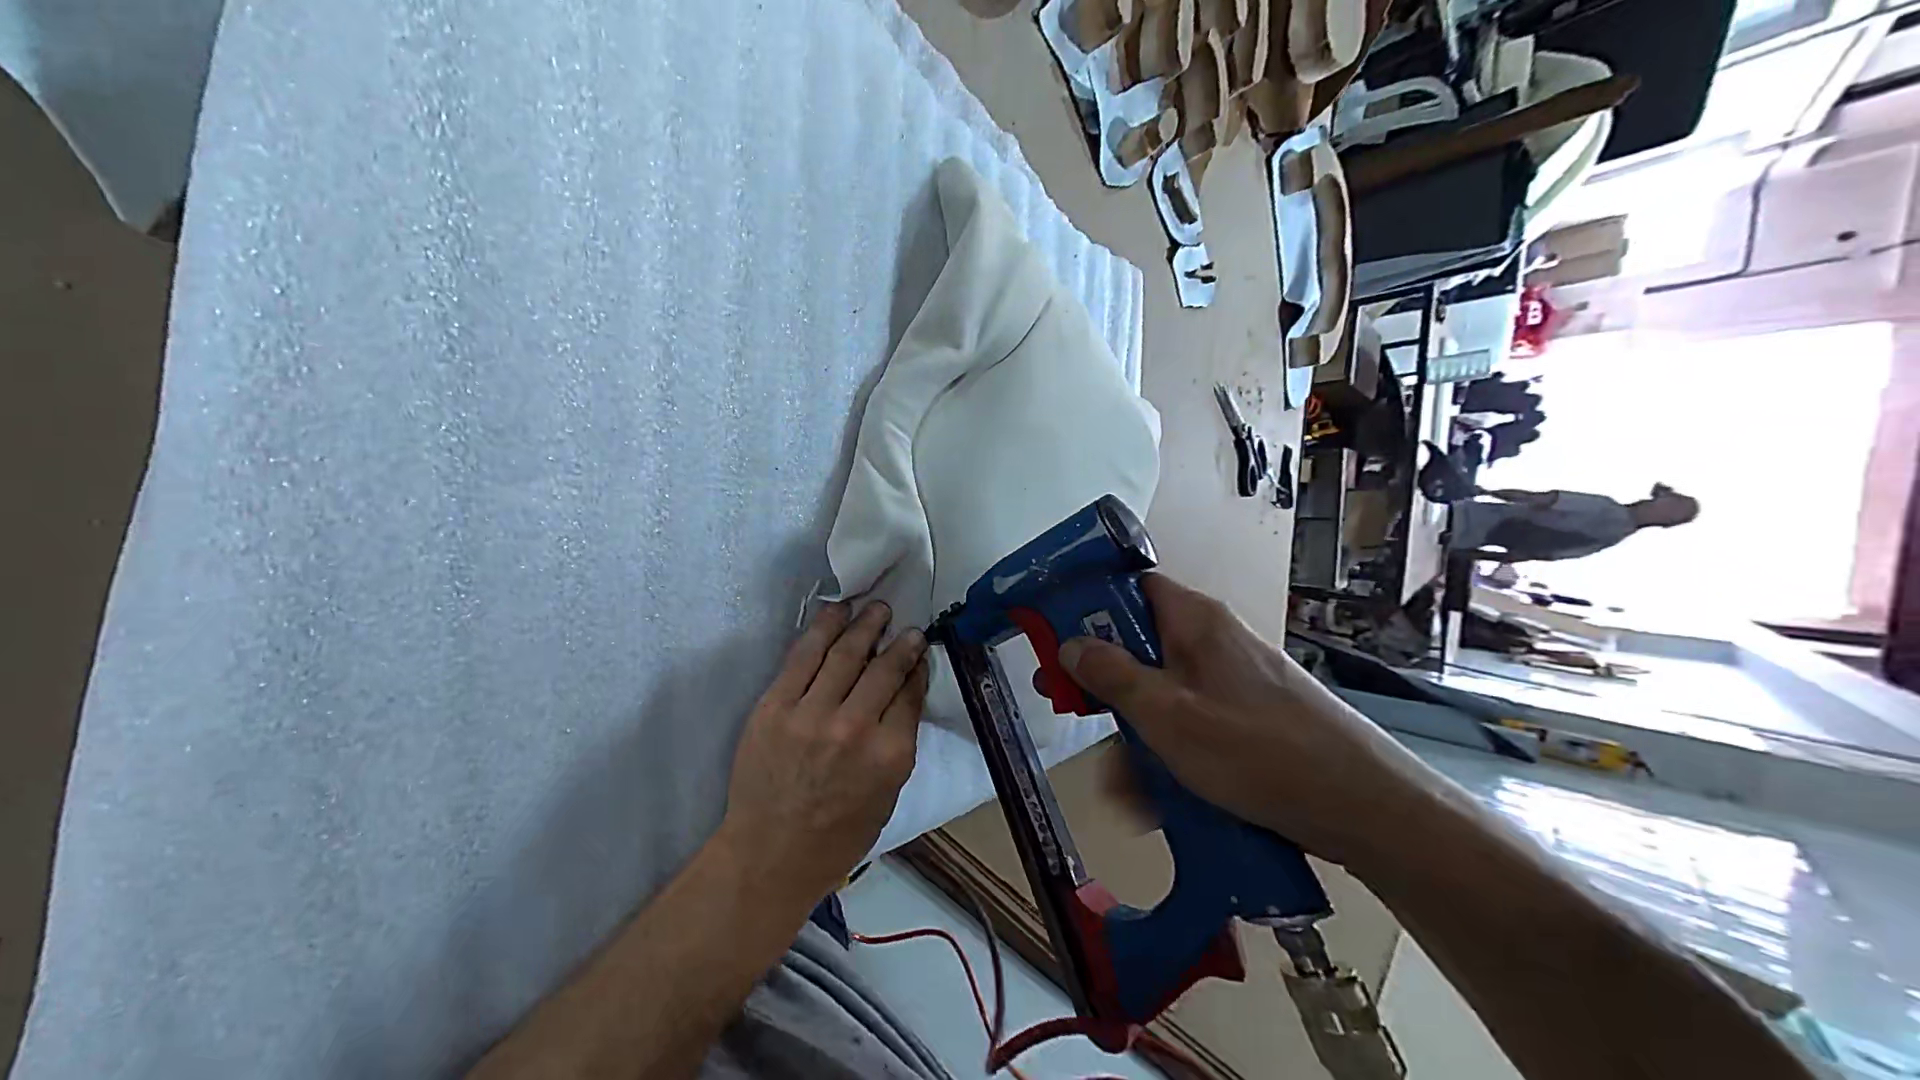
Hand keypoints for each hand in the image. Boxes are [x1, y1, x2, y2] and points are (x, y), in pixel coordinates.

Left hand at [719, 601, 929, 903]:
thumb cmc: (837, 835)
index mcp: (889, 755)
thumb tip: (905, 693)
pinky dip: (823, 628)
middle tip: (906, 626)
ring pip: (845, 653)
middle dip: (900, 642)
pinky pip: (803, 656)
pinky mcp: (775, 706)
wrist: (769, 855)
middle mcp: (855, 728)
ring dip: (865, 624)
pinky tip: (836, 612)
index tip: (919, 650)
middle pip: (884, 668)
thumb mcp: (887, 795)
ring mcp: (811, 714)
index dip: (916, 666)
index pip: (909, 693)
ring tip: (876, 608)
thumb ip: (899, 742)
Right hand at [1058, 575, 1427, 870]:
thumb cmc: (1257, 749)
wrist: (1363, 807)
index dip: (1088, 603)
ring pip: (1160, 689)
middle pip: (1138, 640)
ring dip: (1131, 728)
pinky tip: (1157, 796)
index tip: (1053, 635)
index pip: (1130, 585)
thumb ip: (1113, 676)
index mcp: (1194, 620)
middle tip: (1066, 704)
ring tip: (1121, 783)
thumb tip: (1070, 644)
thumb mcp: (1168, 714)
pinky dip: (1166, 749)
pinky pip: (1189, 720)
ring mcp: (1230, 679)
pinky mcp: (1245, 716)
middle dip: (1101, 679)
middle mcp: (1211, 640)